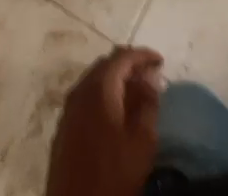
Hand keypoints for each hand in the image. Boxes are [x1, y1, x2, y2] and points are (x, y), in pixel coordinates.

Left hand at [47, 46, 165, 195]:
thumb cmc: (113, 172)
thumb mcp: (141, 141)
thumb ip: (147, 104)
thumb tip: (151, 78)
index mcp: (99, 89)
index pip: (121, 57)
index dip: (142, 55)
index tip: (162, 61)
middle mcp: (80, 90)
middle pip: (105, 64)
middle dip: (129, 64)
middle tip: (152, 75)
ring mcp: (69, 106)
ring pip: (95, 79)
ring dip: (116, 79)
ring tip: (139, 91)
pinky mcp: (66, 122)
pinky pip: (87, 94)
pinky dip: (105, 92)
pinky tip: (118, 109)